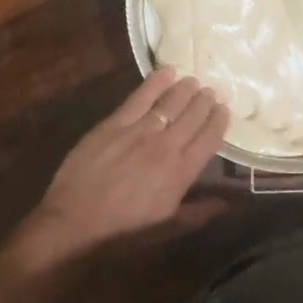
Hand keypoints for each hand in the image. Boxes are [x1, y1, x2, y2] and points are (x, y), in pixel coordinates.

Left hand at [26, 69, 229, 261]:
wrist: (75, 221)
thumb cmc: (124, 230)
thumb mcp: (166, 226)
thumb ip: (198, 212)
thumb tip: (227, 203)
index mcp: (181, 172)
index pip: (210, 138)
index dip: (220, 121)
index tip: (224, 110)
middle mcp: (166, 146)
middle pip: (193, 115)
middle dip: (205, 101)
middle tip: (211, 91)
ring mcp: (140, 131)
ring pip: (170, 102)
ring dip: (186, 89)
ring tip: (194, 81)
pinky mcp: (114, 123)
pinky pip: (140, 97)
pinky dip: (156, 82)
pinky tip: (167, 72)